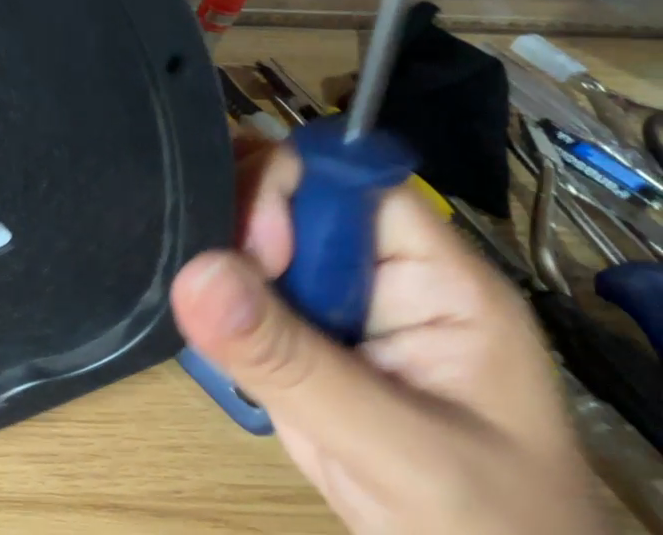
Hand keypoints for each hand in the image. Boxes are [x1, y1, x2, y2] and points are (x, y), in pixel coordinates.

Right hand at [170, 139, 605, 534]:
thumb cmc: (484, 527)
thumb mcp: (398, 449)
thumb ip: (294, 363)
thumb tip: (193, 273)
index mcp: (432, 277)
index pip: (347, 178)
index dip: (288, 188)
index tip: (255, 252)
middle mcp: (374, 277)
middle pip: (286, 196)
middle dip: (236, 222)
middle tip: (211, 285)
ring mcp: (328, 310)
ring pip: (246, 239)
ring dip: (210, 259)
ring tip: (196, 308)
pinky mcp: (288, 343)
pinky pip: (230, 291)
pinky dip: (201, 297)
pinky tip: (193, 321)